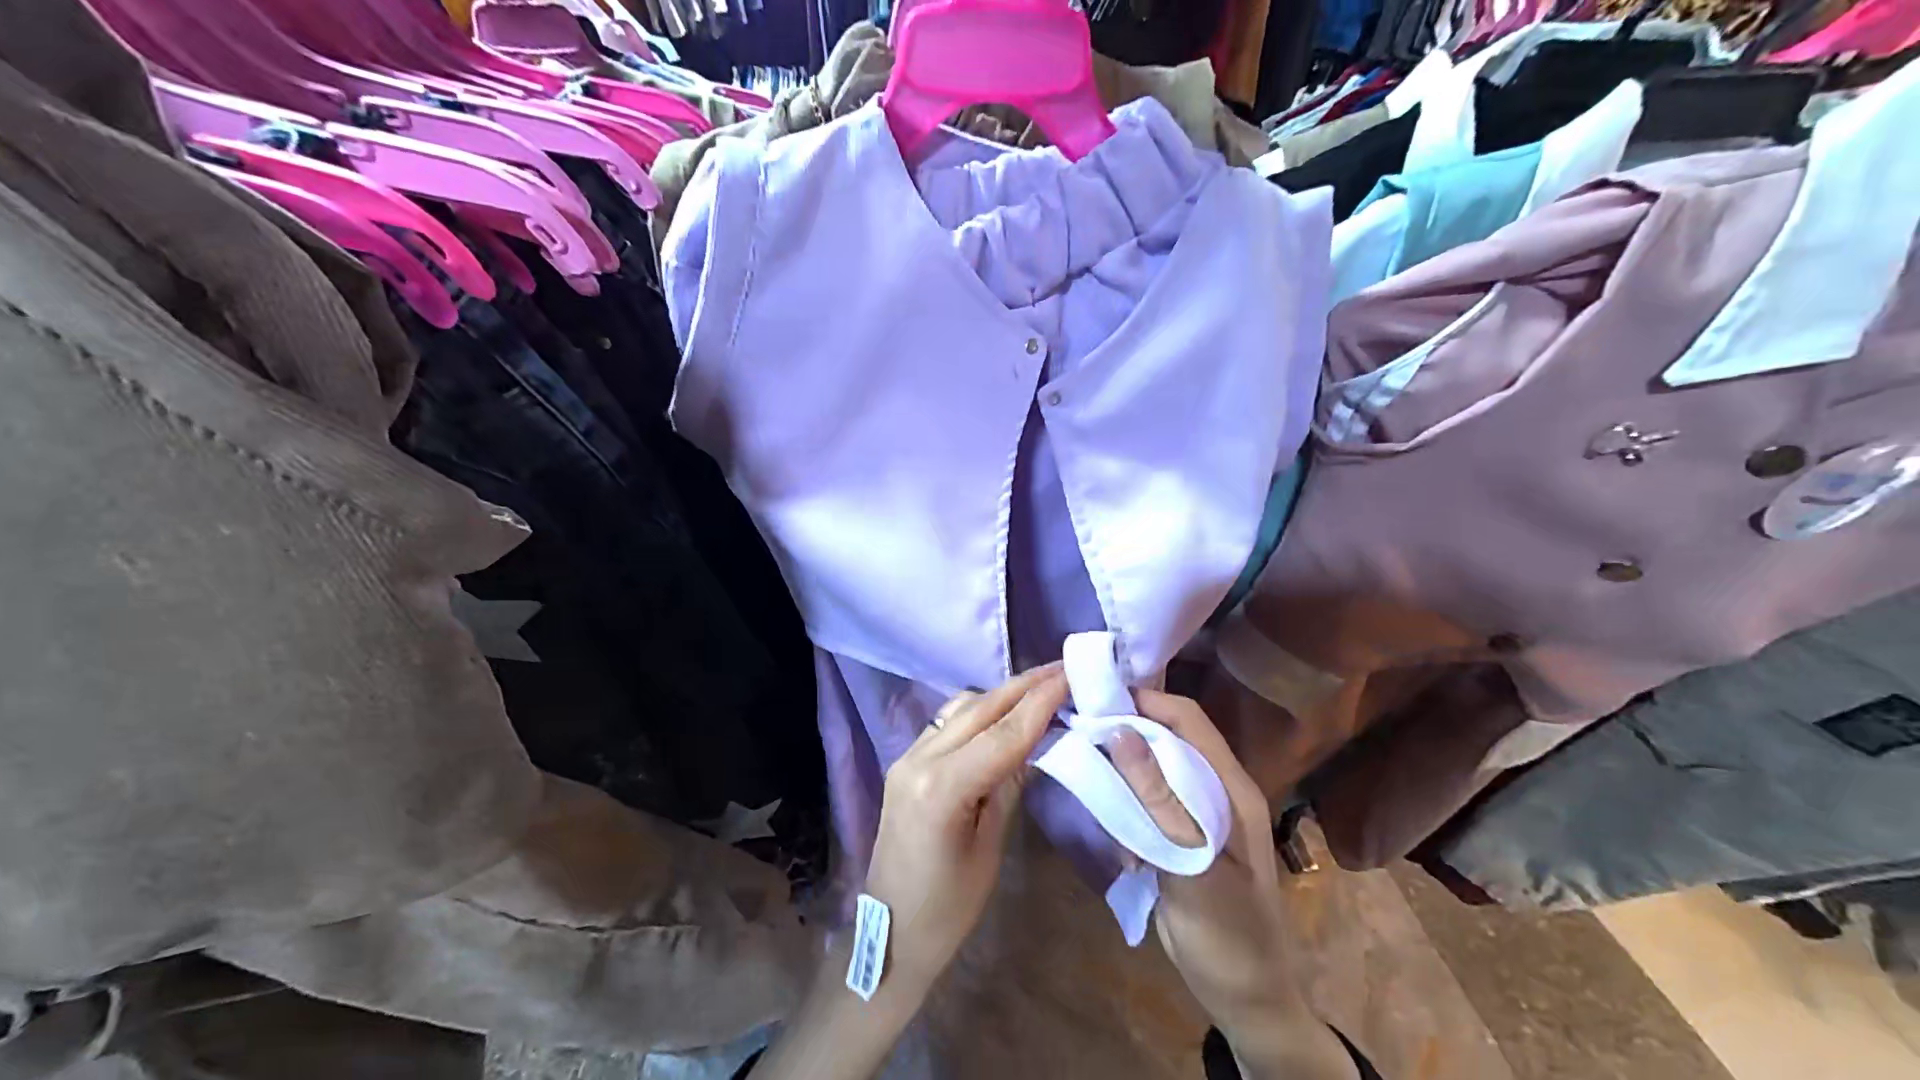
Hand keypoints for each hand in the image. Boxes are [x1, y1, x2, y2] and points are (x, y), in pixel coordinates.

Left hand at [865, 664, 1066, 989]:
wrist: (889, 933)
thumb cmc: (948, 908)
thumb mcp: (989, 849)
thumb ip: (1009, 785)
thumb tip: (1036, 741)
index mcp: (941, 788)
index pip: (1002, 734)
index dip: (1040, 702)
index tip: (1071, 674)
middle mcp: (918, 760)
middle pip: (978, 709)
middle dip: (1022, 686)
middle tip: (1062, 668)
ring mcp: (906, 758)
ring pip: (960, 709)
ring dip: (1001, 695)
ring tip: (1040, 688)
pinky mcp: (904, 763)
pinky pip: (945, 724)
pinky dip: (979, 713)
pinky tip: (1003, 715)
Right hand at [1109, 691, 1358, 1079]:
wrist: (1248, 999)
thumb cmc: (1230, 932)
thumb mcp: (1195, 866)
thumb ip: (1159, 799)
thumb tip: (1121, 731)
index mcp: (1231, 787)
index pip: (1188, 719)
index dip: (1145, 700)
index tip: (1095, 697)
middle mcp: (1213, 791)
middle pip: (1167, 738)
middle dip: (1124, 725)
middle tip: (1074, 722)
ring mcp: (1194, 816)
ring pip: (1151, 768)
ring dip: (1118, 761)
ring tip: (1075, 753)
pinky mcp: (1175, 839)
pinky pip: (1143, 802)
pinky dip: (1119, 798)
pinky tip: (1095, 802)